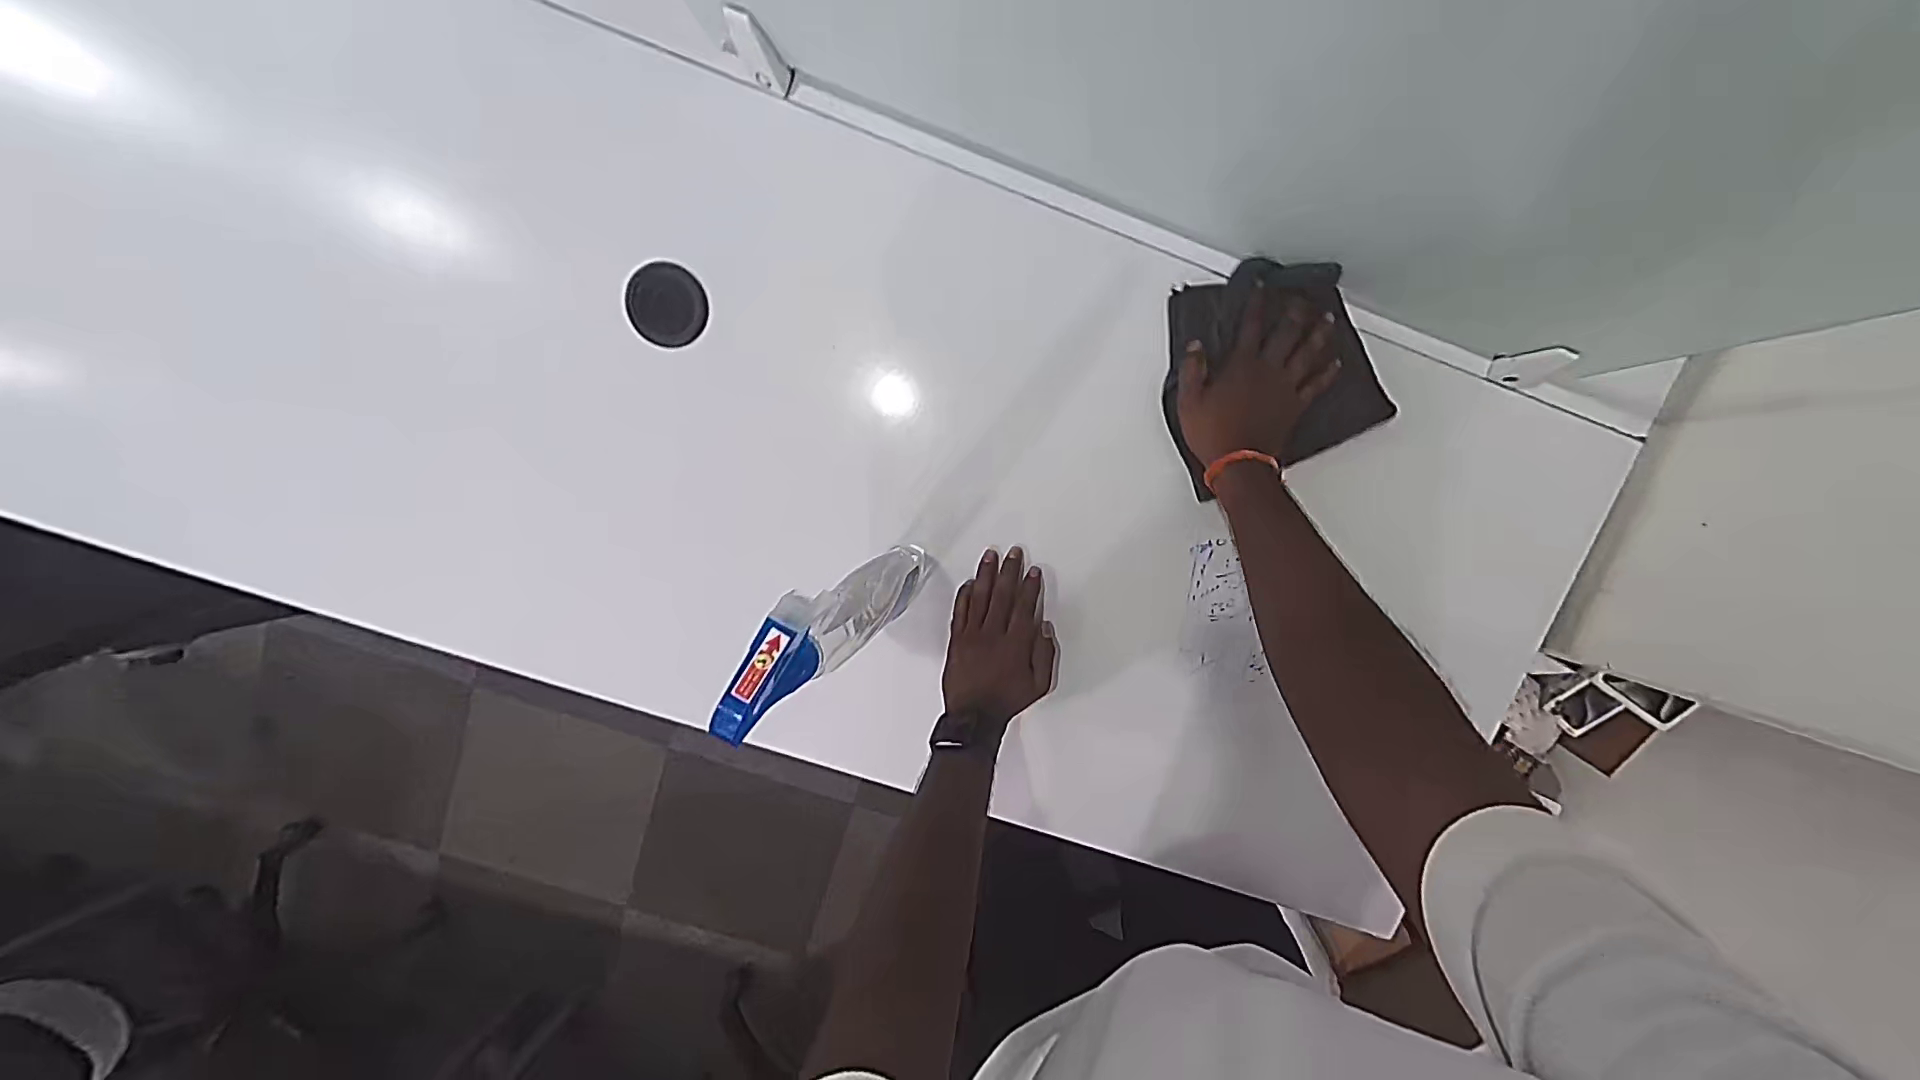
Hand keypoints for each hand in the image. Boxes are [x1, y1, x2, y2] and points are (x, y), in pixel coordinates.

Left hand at [943, 546, 1056, 729]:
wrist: (973, 716)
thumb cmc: (1006, 701)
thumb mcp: (1039, 684)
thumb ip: (1045, 654)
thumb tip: (1044, 627)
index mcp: (1016, 644)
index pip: (1025, 606)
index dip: (1030, 586)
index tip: (1034, 572)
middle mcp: (994, 634)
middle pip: (1003, 594)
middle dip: (1010, 570)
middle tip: (1014, 553)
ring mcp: (973, 635)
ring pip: (980, 597)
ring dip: (986, 574)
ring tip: (991, 555)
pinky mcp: (957, 640)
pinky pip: (960, 611)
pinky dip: (964, 594)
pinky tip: (969, 582)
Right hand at [1177, 286, 1341, 465]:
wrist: (1238, 462)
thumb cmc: (1213, 433)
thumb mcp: (1189, 400)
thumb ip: (1193, 369)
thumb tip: (1195, 347)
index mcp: (1241, 365)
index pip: (1251, 325)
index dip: (1257, 303)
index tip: (1262, 288)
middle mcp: (1267, 370)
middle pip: (1287, 332)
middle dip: (1295, 311)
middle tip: (1301, 298)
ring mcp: (1285, 387)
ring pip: (1308, 352)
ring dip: (1318, 333)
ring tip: (1326, 318)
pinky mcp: (1295, 405)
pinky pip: (1317, 383)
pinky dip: (1328, 371)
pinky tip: (1335, 362)